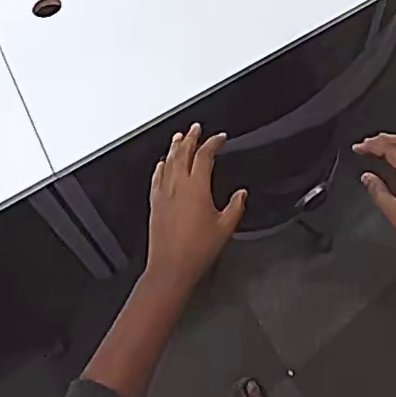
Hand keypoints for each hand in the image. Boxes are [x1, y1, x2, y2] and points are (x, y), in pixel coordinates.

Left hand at [145, 123, 245, 291]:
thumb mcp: (226, 227)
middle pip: (183, 154)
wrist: (171, 268)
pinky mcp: (155, 205)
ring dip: (174, 148)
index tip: (219, 138)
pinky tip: (161, 164)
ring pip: (168, 163)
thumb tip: (240, 194)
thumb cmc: (197, 250)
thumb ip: (235, 206)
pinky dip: (160, 167)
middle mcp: (178, 187)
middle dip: (190, 138)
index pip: (205, 156)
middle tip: (195, 128)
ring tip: (179, 137)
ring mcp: (164, 195)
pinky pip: (156, 179)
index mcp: (197, 188)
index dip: (213, 143)